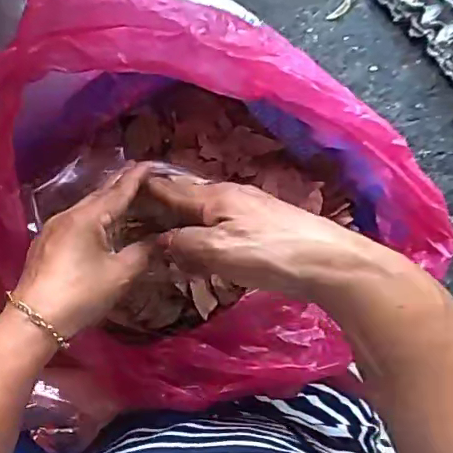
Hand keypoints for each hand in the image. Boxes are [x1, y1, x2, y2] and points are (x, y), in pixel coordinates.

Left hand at [12, 164, 162, 336]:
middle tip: (141, 177)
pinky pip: (73, 222)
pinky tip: (98, 224)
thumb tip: (161, 240)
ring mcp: (51, 229)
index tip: (151, 164)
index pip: (117, 190)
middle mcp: (66, 215)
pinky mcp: (44, 245)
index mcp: (86, 216)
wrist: (34, 319)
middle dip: (120, 186)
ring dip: (104, 202)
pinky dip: (91, 218)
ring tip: (123, 198)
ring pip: (83, 208)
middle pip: (98, 195)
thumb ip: (143, 252)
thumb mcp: (119, 274)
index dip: (136, 177)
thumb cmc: (80, 294)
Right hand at [145, 173, 401, 301]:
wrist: (333, 264)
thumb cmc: (270, 254)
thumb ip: (182, 244)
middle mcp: (231, 195)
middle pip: (187, 198)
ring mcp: (251, 209)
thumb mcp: (216, 251)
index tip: (120, 190)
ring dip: (182, 221)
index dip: (144, 189)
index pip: (169, 189)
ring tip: (161, 233)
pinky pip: (220, 224)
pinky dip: (202, 232)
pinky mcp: (265, 225)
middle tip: (134, 218)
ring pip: (204, 212)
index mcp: (214, 197)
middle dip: (161, 206)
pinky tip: (201, 245)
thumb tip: (158, 242)